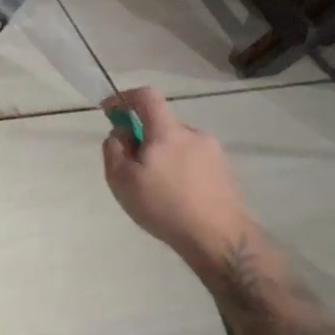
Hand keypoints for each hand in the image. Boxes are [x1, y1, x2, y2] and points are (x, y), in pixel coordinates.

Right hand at [101, 86, 249, 265]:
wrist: (219, 239)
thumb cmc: (164, 205)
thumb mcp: (121, 178)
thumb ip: (114, 148)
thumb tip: (121, 133)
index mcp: (168, 131)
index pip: (147, 96)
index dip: (124, 97)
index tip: (109, 112)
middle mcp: (194, 134)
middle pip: (161, 123)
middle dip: (143, 136)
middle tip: (130, 165)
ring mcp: (214, 153)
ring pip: (177, 143)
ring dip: (161, 154)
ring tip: (154, 187)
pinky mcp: (225, 171)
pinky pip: (192, 159)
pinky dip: (178, 168)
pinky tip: (175, 195)